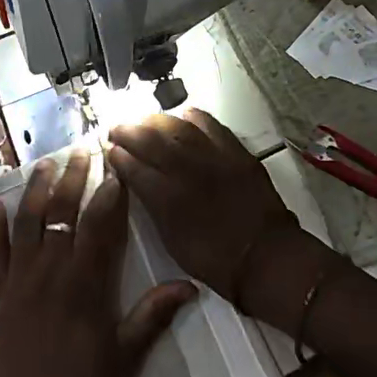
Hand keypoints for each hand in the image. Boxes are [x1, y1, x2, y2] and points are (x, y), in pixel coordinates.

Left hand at [0, 150, 196, 376]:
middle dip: (73, 177)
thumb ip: (153, 315)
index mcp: (84, 285)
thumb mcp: (125, 356)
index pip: (98, 226)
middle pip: (61, 213)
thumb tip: (189, 285)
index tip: (116, 167)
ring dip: (35, 190)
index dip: (108, 194)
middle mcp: (49, 272)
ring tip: (45, 163)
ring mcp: (17, 279)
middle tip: (83, 148)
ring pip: (26, 222)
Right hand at [108, 110, 344, 332]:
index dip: (117, 155)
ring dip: (153, 120)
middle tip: (116, 129)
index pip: (131, 165)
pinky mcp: (234, 150)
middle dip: (127, 131)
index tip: (109, 150)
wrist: (267, 258)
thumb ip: (151, 205)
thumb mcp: (171, 239)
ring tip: (143, 121)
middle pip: (147, 138)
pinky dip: (191, 117)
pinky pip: (208, 123)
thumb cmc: (214, 259)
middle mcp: (185, 169)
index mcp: (165, 196)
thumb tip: (136, 180)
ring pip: (175, 125)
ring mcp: (211, 156)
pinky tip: (182, 117)